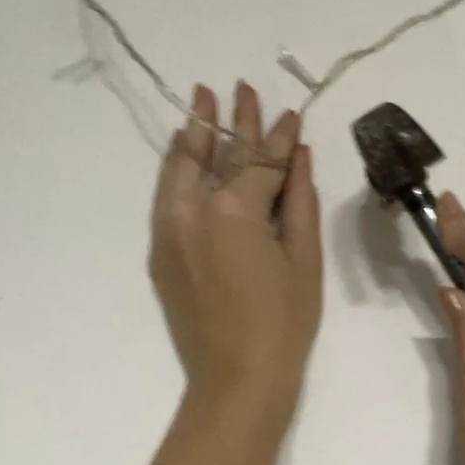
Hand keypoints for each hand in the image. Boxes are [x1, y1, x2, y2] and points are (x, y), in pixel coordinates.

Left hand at [150, 82, 322, 421]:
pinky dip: (176, 167)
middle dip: (233, 120)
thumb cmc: (284, 324)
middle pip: (218, 153)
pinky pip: (166, 193)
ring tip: (201, 99)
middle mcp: (193, 208)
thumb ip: (300, 202)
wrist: (236, 378)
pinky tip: (184, 151)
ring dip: (195, 132)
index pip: (261, 160)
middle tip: (240, 86)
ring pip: (181, 166)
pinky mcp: (160, 250)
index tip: (291, 111)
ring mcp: (169, 228)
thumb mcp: (304, 261)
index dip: (279, 135)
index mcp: (235, 209)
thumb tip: (298, 156)